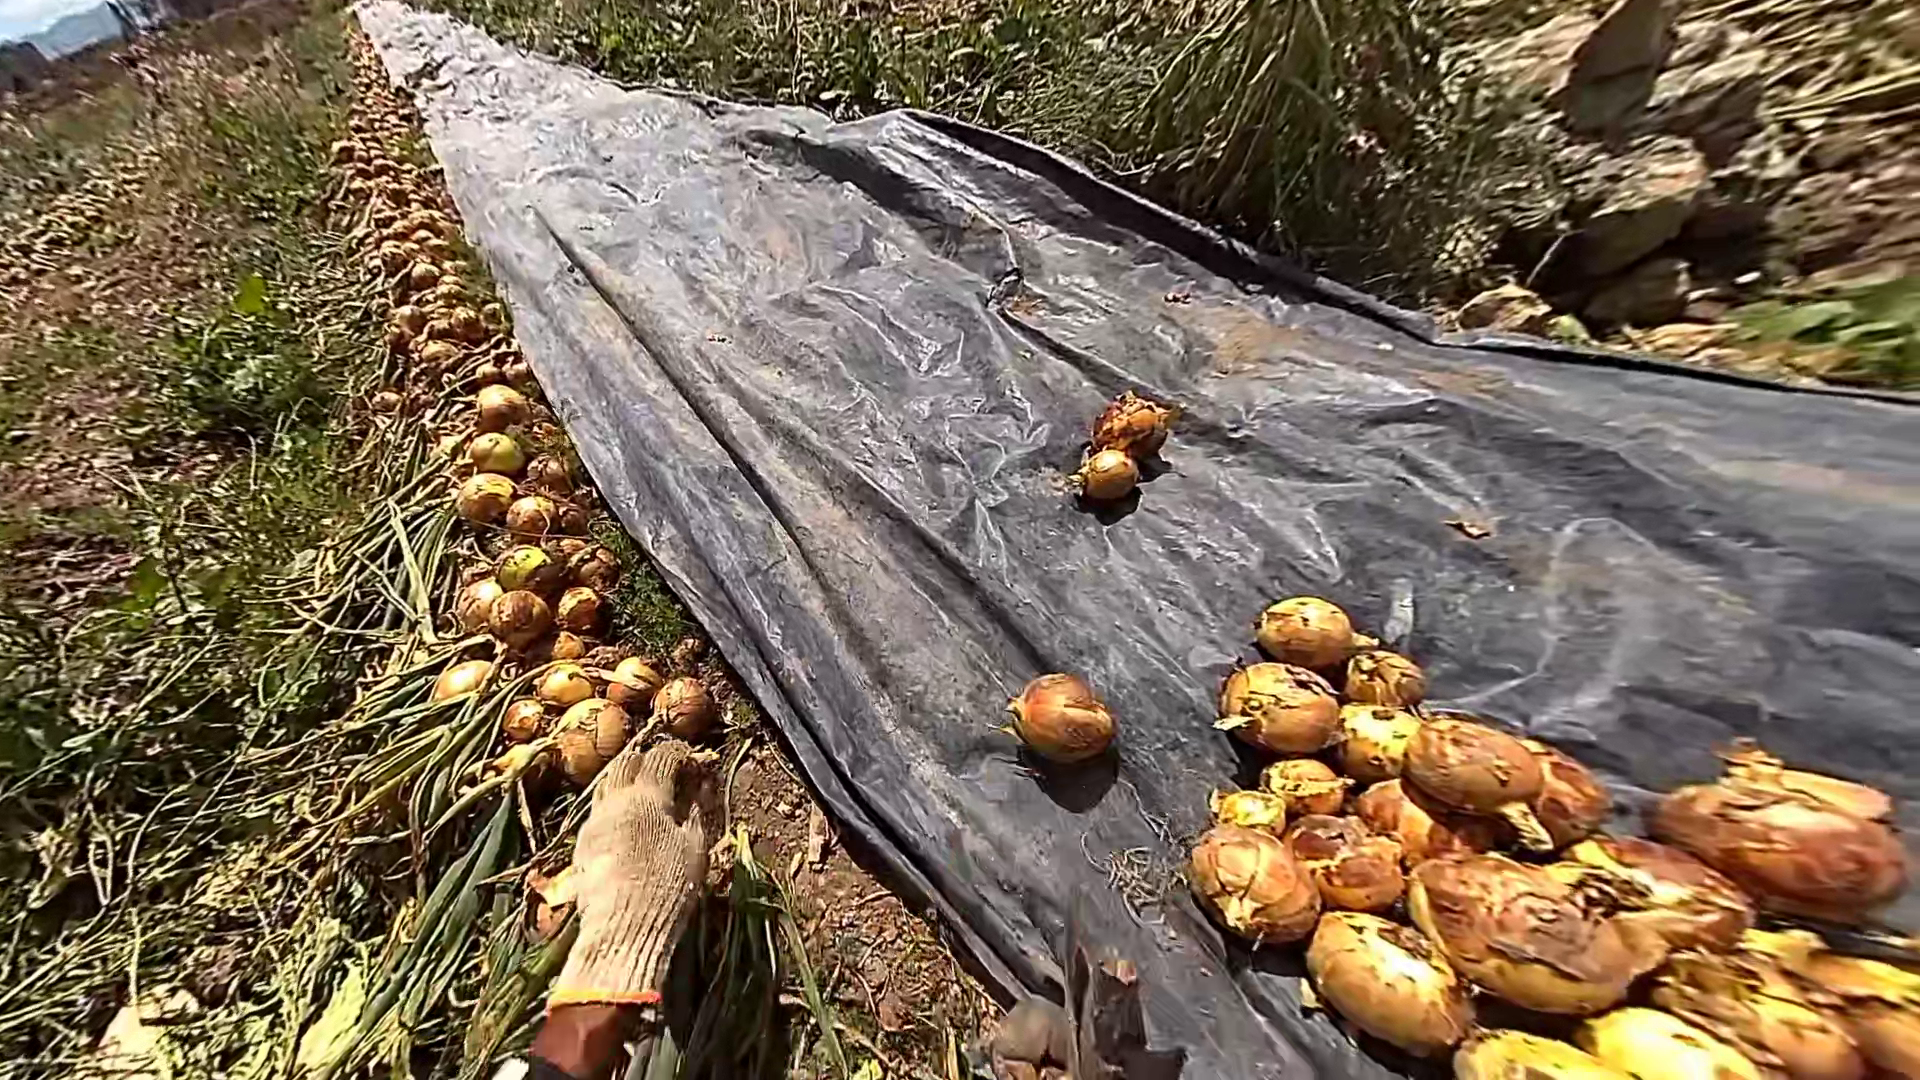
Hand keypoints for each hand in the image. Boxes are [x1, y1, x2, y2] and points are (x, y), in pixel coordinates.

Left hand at [548, 739, 718, 1010]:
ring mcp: (593, 824)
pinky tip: (632, 819)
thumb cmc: (667, 886)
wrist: (620, 934)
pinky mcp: (582, 846)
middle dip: (648, 759)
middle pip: (626, 762)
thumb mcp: (694, 845)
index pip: (661, 756)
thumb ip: (694, 810)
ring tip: (648, 791)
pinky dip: (617, 803)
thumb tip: (698, 787)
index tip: (692, 760)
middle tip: (667, 768)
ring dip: (628, 780)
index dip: (679, 753)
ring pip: (607, 784)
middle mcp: (614, 802)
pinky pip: (600, 810)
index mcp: (646, 797)